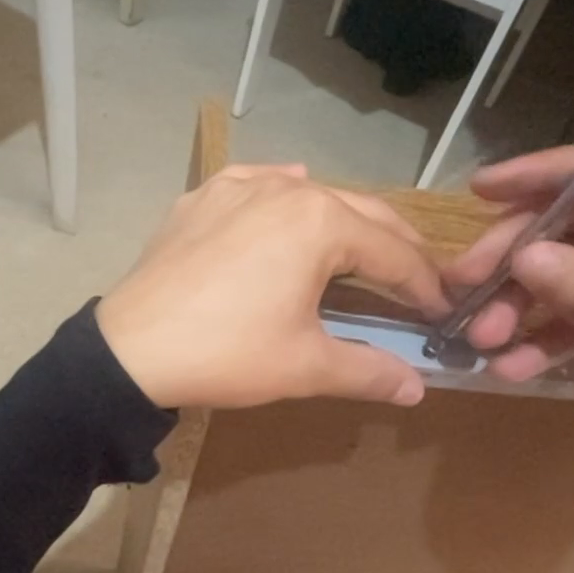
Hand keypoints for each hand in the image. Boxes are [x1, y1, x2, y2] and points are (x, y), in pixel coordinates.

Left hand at [98, 166, 448, 409]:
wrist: (132, 350)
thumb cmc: (228, 354)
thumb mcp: (305, 366)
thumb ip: (369, 371)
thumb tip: (417, 388)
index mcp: (321, 223)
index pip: (392, 252)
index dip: (423, 284)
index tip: (442, 310)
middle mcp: (285, 189)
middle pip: (359, 212)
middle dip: (394, 246)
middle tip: (415, 279)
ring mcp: (238, 187)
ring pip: (309, 194)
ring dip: (342, 219)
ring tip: (358, 249)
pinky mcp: (201, 197)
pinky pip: (256, 184)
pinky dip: (283, 193)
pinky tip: (289, 196)